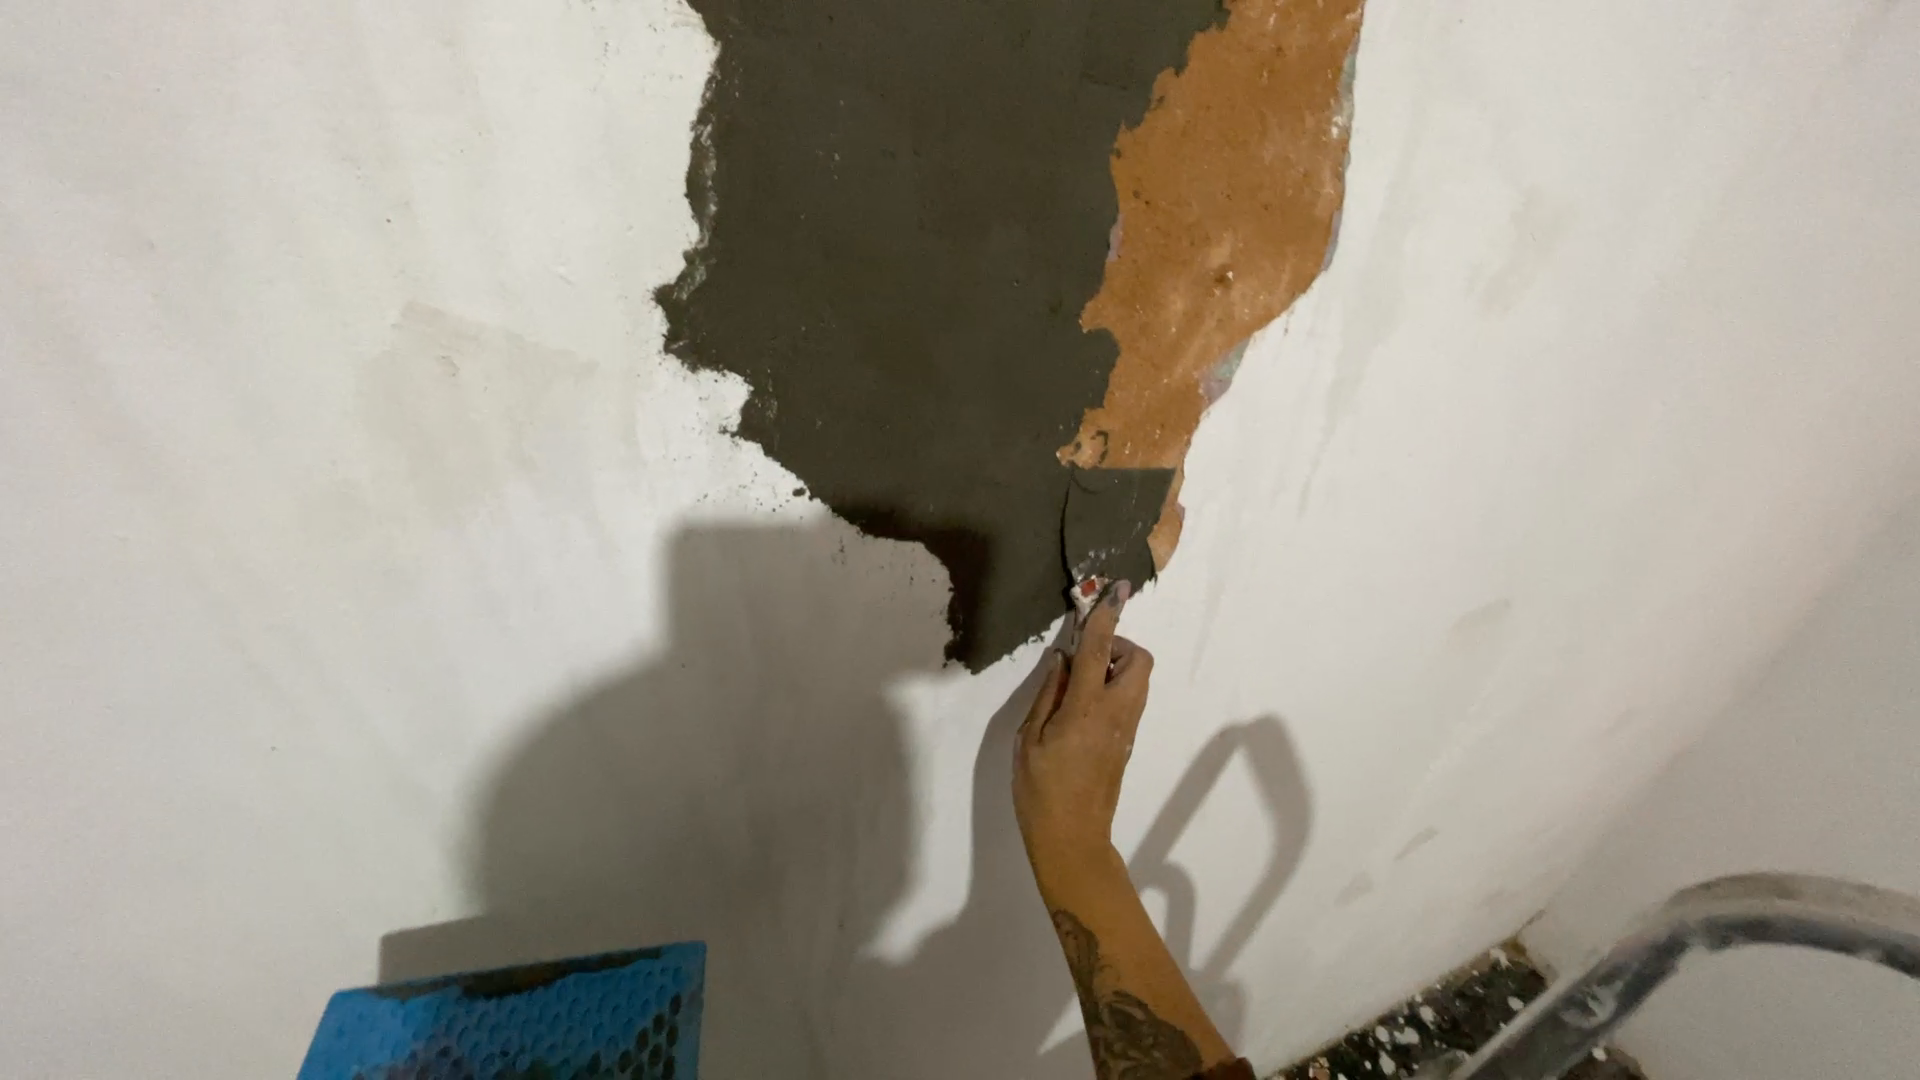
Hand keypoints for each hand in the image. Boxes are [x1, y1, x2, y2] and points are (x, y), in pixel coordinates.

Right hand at [1014, 580, 1153, 887]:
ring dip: (1116, 666)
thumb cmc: (1040, 788)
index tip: (1113, 591)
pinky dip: (1113, 687)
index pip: (1100, 651)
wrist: (1072, 838)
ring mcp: (1126, 729)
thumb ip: (1048, 693)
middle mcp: (1116, 713)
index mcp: (1087, 708)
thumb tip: (1062, 659)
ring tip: (1077, 683)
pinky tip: (1081, 705)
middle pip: (1139, 660)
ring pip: (1138, 679)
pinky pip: (1129, 699)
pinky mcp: (1126, 742)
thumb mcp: (1029, 738)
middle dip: (1117, 645)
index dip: (1105, 617)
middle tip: (1082, 658)